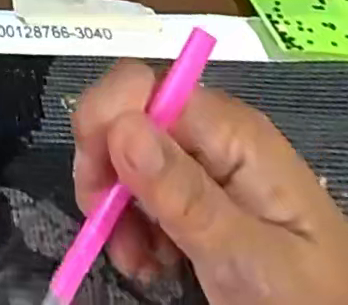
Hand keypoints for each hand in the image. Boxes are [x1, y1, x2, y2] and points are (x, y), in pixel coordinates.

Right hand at [72, 61, 347, 304]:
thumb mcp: (252, 261)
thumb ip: (185, 195)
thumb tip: (121, 127)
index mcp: (230, 130)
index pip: (140, 85)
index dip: (105, 120)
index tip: (95, 182)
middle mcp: (212, 133)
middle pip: (126, 117)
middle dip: (104, 166)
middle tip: (105, 226)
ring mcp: (206, 164)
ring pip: (126, 154)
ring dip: (114, 202)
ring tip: (134, 260)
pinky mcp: (201, 195)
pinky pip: (143, 187)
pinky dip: (130, 221)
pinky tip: (148, 259)